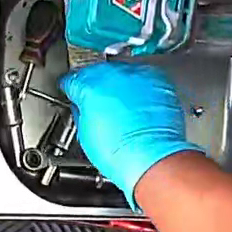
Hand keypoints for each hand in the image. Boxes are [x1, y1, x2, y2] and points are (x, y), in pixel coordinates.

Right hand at [59, 62, 202, 202]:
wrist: (153, 159)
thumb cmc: (121, 152)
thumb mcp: (85, 134)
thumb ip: (80, 112)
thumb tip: (82, 108)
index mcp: (90, 85)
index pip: (73, 79)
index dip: (71, 89)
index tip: (74, 94)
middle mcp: (114, 74)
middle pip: (98, 73)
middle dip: (96, 87)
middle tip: (99, 107)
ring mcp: (138, 76)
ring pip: (122, 73)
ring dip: (119, 87)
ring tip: (121, 110)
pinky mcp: (159, 82)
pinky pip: (144, 80)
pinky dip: (140, 90)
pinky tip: (138, 108)